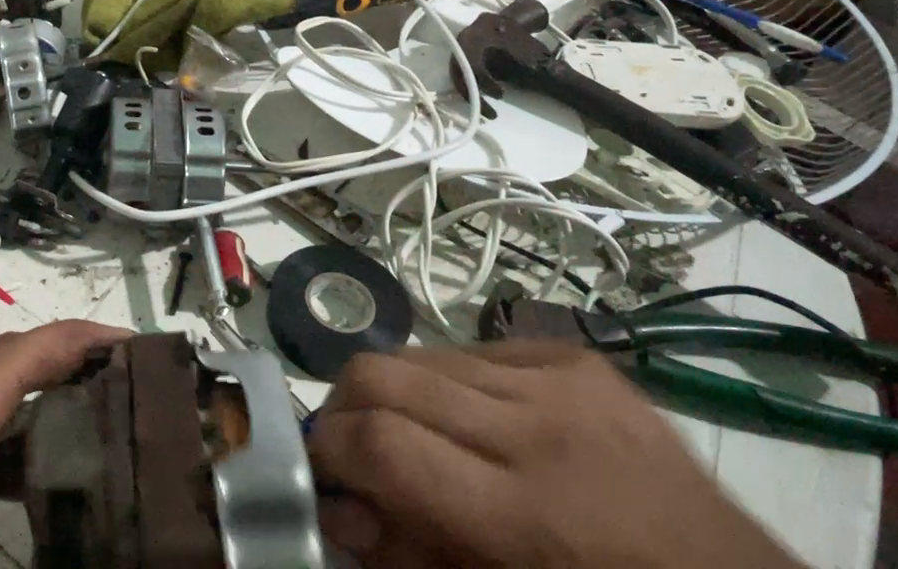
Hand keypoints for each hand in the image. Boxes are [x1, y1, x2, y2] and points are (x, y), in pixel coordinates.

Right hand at [309, 343, 801, 568]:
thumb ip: (408, 559)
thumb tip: (338, 507)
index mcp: (529, 515)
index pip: (382, 444)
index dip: (327, 453)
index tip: (317, 473)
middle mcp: (541, 426)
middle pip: (384, 374)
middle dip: (341, 409)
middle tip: (346, 450)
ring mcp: (564, 377)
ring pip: (421, 354)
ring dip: (394, 393)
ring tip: (411, 436)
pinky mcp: (579, 356)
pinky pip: (477, 349)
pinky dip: (451, 384)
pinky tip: (475, 424)